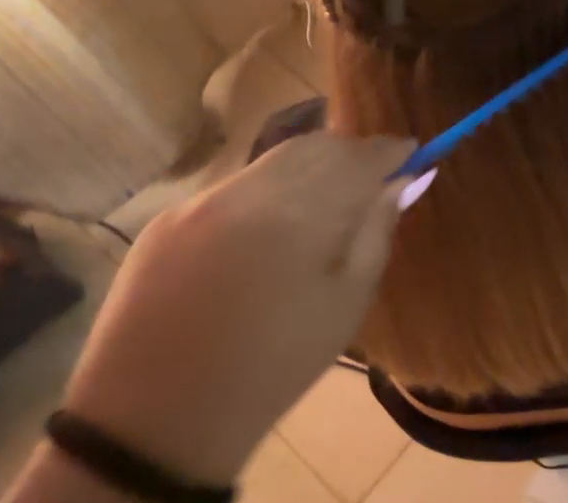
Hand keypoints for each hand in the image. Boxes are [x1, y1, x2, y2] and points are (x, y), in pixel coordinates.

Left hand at [58, 132, 413, 485]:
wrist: (155, 421)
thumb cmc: (275, 364)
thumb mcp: (347, 301)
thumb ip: (378, 229)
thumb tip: (404, 180)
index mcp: (299, 214)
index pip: (360, 157)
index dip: (391, 151)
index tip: (413, 154)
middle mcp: (248, 192)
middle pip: (316, 146)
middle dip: (351, 154)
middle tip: (374, 179)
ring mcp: (201, 202)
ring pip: (273, 160)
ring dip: (310, 168)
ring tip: (326, 203)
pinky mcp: (167, 220)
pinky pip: (235, 187)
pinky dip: (268, 191)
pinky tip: (272, 230)